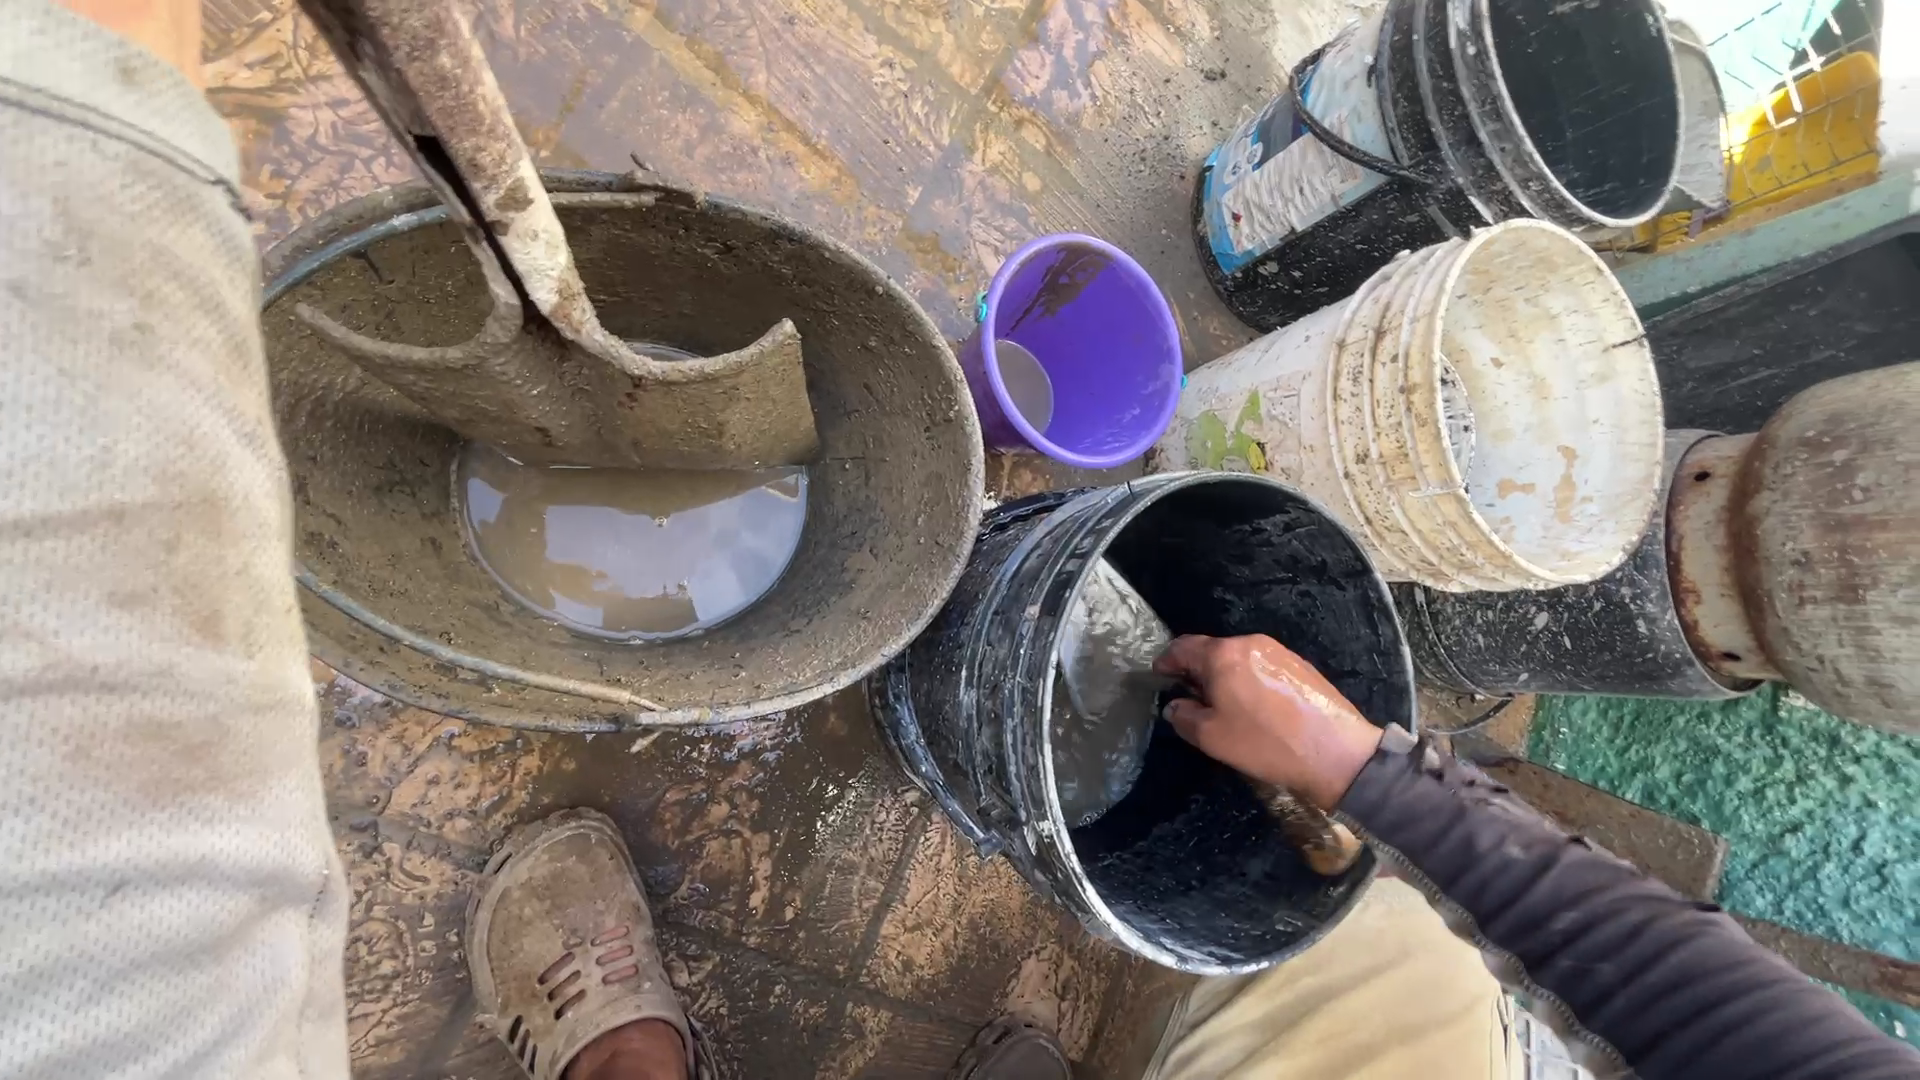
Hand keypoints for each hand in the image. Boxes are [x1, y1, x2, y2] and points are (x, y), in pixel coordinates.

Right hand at [1152, 634, 1384, 810]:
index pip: (1181, 647)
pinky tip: (1255, 706)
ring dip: (1223, 675)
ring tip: (1225, 704)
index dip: (1165, 662)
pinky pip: (1259, 665)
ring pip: (1236, 658)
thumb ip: (1183, 716)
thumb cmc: (1265, 743)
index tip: (1160, 678)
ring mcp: (1277, 651)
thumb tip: (1176, 705)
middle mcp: (1248, 643)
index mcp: (1222, 655)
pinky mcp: (1298, 664)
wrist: (1337, 754)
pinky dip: (1247, 679)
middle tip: (1191, 697)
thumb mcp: (1211, 737)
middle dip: (1195, 670)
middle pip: (1210, 650)